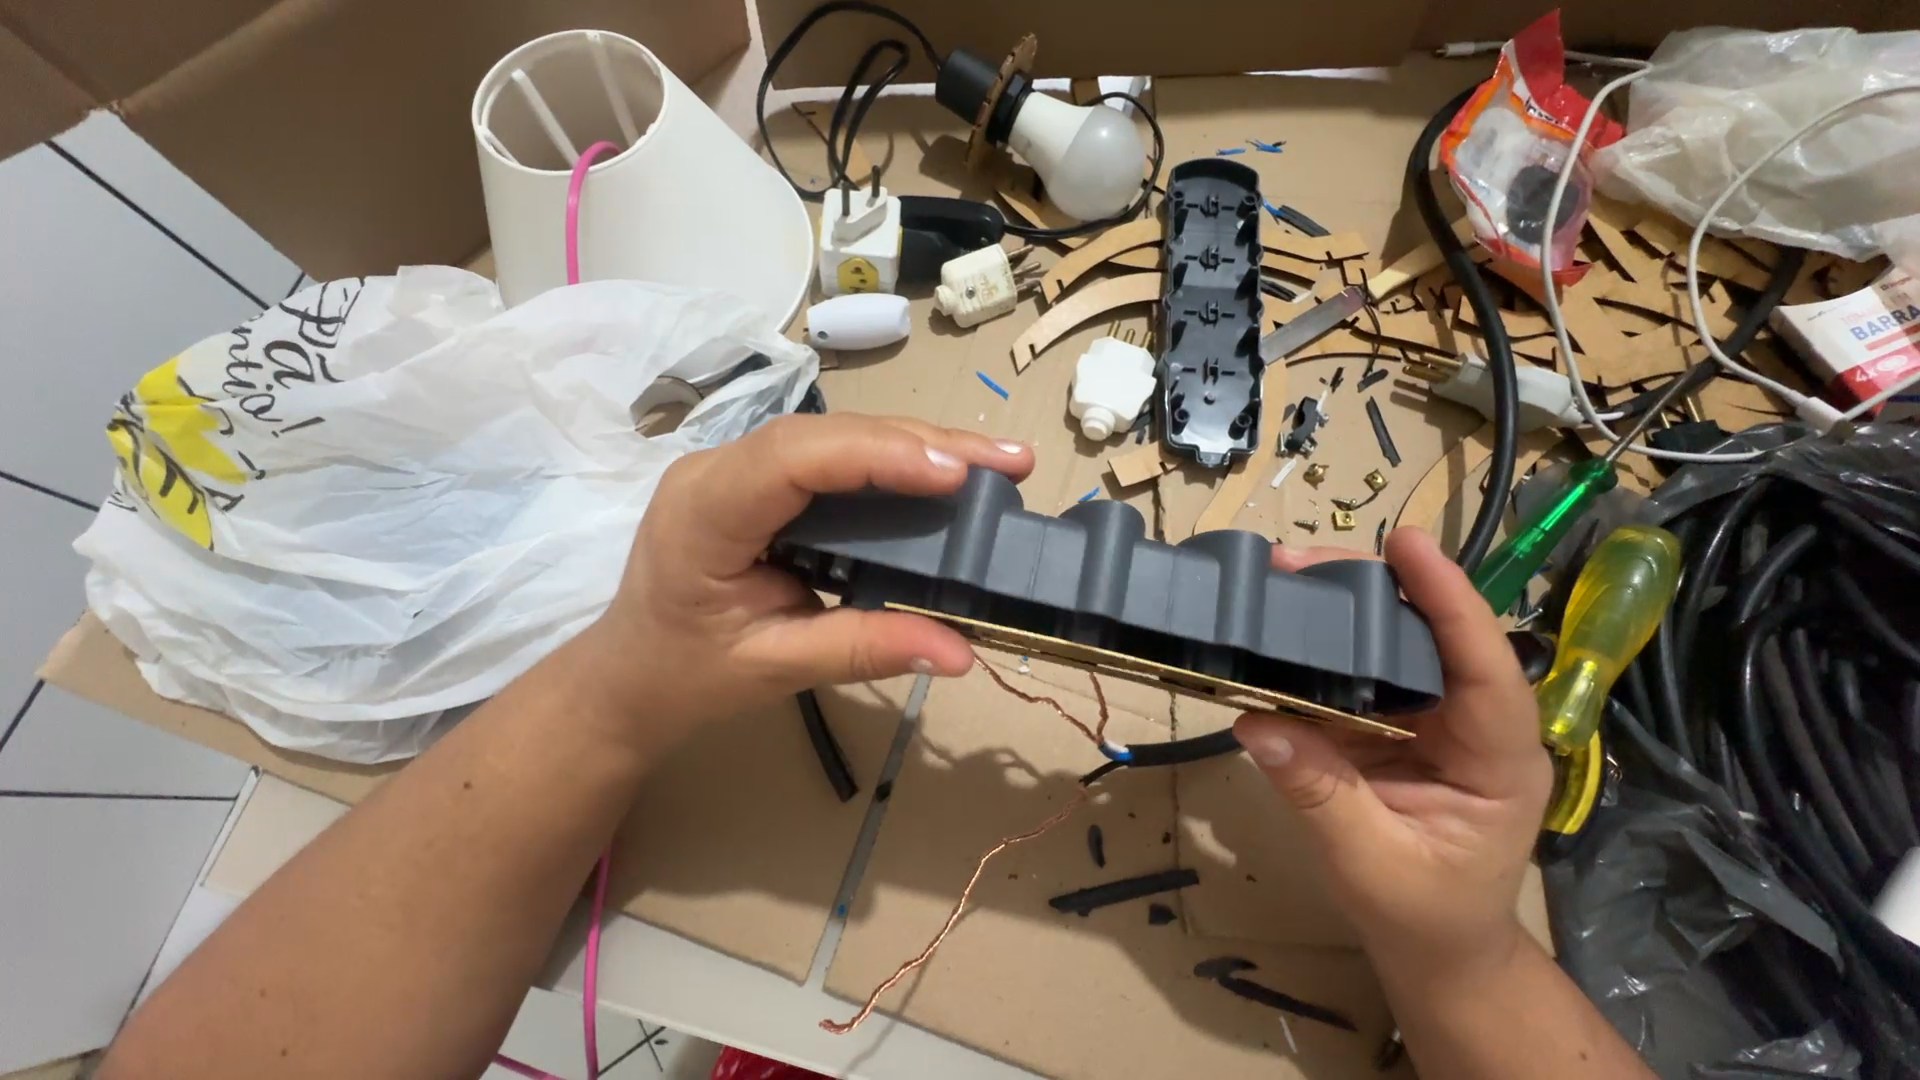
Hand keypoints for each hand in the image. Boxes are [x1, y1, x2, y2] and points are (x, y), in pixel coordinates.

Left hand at [572, 413, 1032, 740]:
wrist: (630, 673)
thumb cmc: (686, 674)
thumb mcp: (774, 668)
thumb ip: (862, 650)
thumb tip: (959, 652)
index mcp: (704, 511)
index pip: (793, 458)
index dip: (878, 455)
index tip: (956, 474)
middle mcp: (719, 469)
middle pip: (829, 435)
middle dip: (924, 443)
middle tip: (1010, 462)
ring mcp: (739, 467)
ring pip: (839, 437)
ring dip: (920, 447)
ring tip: (996, 464)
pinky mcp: (763, 480)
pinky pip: (835, 459)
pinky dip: (895, 466)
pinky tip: (946, 475)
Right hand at [1234, 529, 1549, 980]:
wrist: (1437, 946)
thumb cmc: (1424, 915)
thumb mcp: (1371, 863)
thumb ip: (1319, 794)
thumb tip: (1256, 724)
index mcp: (1498, 759)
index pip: (1484, 667)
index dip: (1449, 602)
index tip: (1408, 545)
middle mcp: (1470, 723)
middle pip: (1431, 637)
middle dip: (1371, 590)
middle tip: (1296, 561)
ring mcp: (1429, 720)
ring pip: (1392, 647)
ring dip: (1336, 609)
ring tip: (1279, 580)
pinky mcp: (1390, 724)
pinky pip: (1356, 676)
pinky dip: (1316, 649)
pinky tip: (1278, 629)